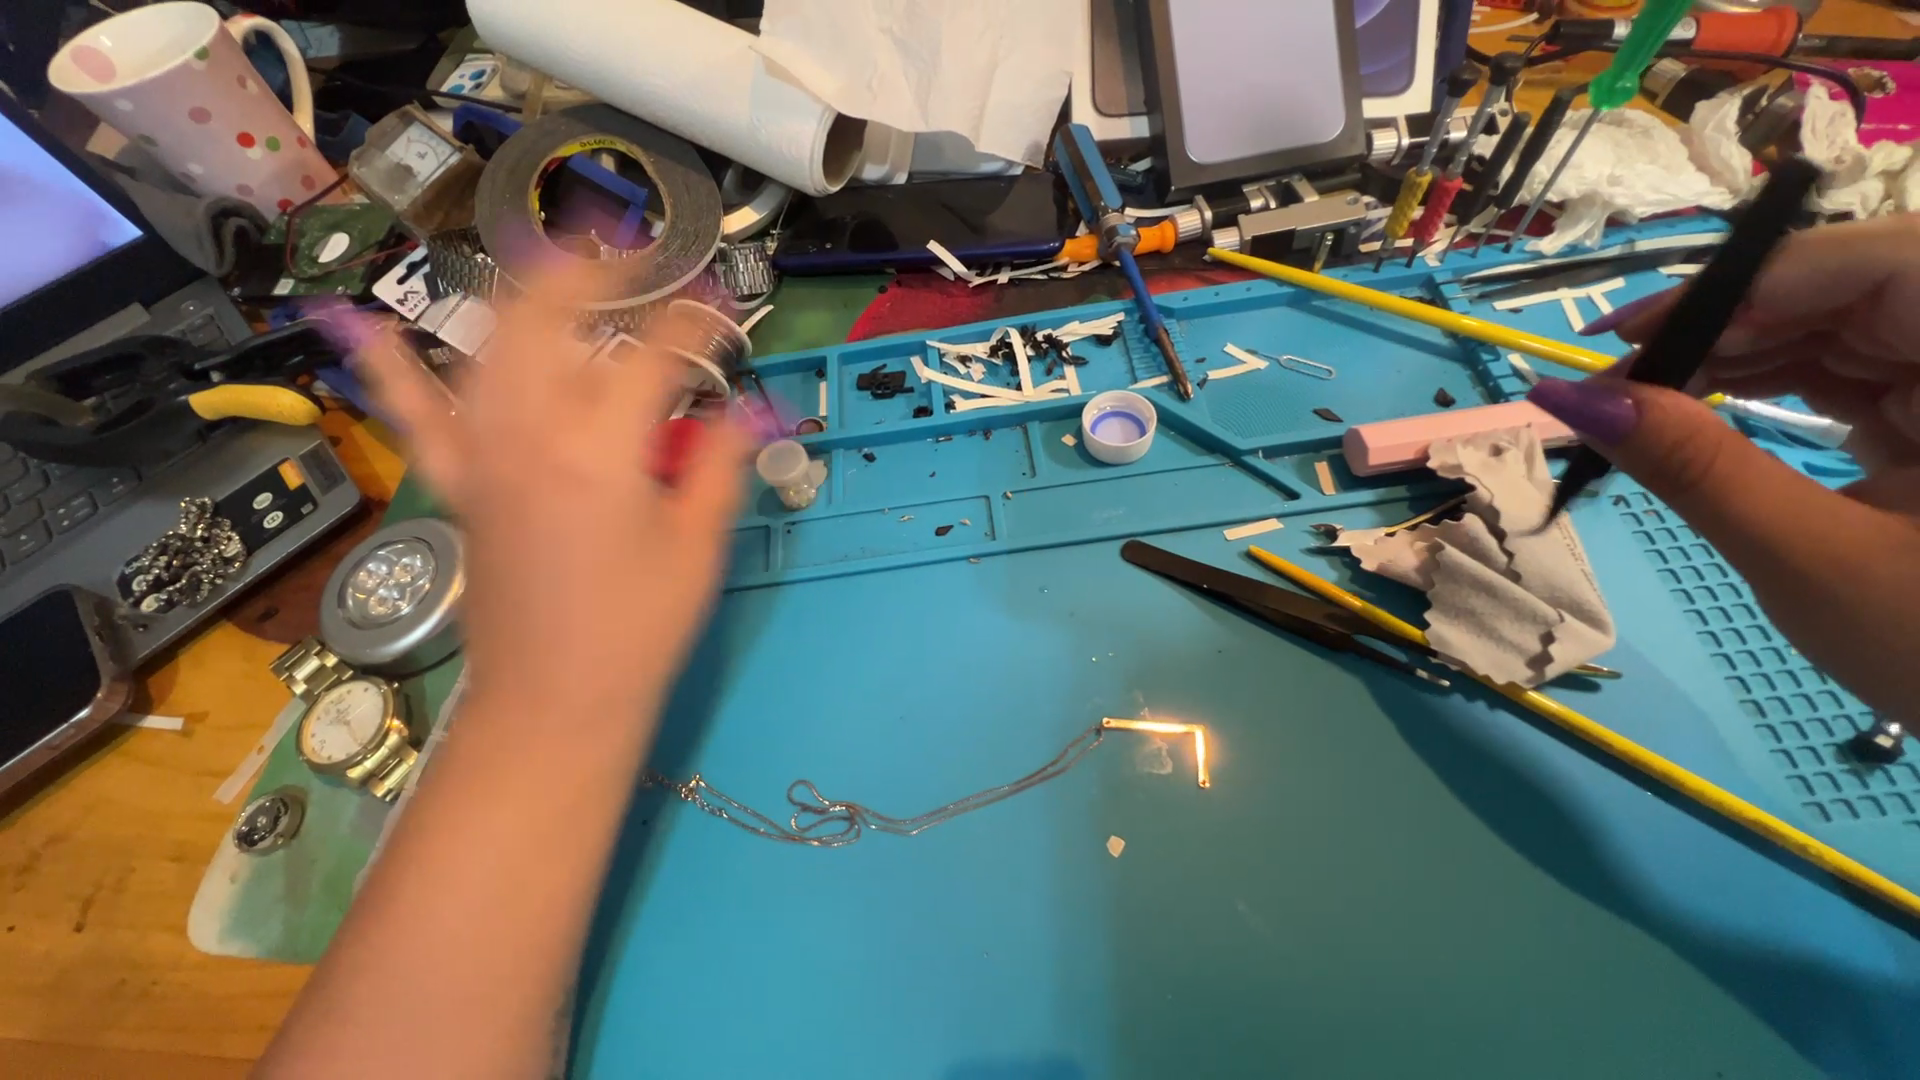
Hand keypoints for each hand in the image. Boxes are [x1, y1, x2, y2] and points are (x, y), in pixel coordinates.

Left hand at [324, 266, 754, 721]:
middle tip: (636, 259)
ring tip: (558, 264)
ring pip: (490, 346)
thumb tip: (750, 411)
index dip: (698, 323)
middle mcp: (529, 432)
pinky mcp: (459, 483)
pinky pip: (416, 414)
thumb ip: (722, 464)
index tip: (727, 309)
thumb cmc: (640, 628)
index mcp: (601, 450)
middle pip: (551, 317)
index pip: (656, 355)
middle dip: (595, 271)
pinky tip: (360, 322)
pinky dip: (392, 366)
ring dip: (524, 295)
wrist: (556, 699)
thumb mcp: (699, 545)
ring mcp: (482, 454)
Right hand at [1526, 215, 1919, 722]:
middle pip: (1855, 290)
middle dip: (1723, 329)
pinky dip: (1776, 385)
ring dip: (1738, 359)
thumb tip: (1564, 398)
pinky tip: (1711, 413)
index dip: (1738, 284)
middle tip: (1613, 389)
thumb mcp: (1808, 558)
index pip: (1873, 266)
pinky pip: (1865, 368)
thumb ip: (1690, 467)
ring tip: (1647, 407)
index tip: (1616, 338)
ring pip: (1850, 326)